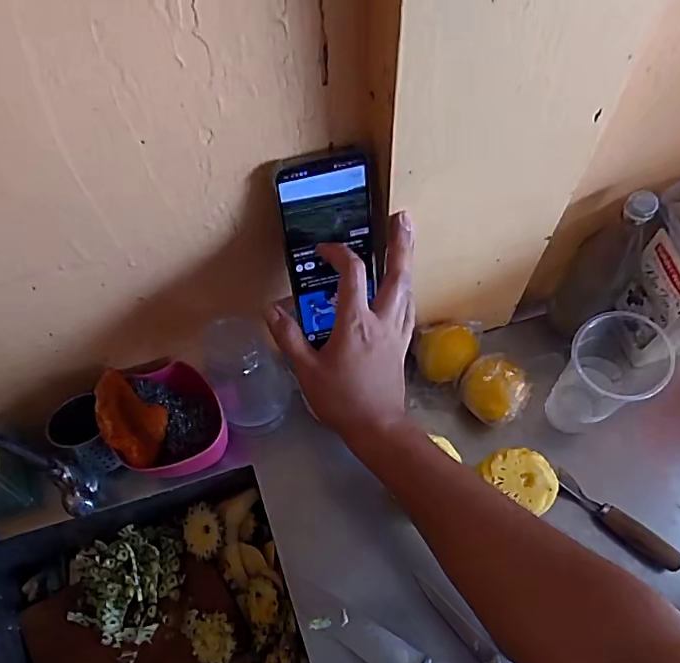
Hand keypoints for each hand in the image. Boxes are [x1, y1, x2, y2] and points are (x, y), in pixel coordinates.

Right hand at [264, 210, 416, 445]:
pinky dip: (406, 294)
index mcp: (356, 322)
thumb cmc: (342, 401)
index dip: (338, 254)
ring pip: (407, 291)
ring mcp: (396, 334)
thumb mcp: (306, 371)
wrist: (377, 427)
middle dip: (399, 244)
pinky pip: (408, 312)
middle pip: (397, 274)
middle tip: (401, 218)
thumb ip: (289, 338)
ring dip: (406, 265)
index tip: (323, 251)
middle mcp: (382, 321)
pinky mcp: (402, 348)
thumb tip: (271, 311)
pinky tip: (404, 292)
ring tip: (406, 245)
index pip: (352, 273)